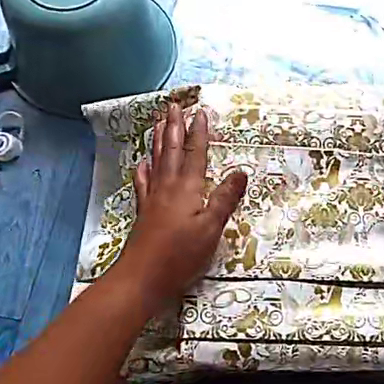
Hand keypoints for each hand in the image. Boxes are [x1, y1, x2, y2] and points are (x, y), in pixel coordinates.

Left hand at [115, 103, 247, 312]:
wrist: (142, 277)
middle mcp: (168, 187)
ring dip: (160, 141)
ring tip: (160, 123)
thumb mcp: (211, 228)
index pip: (195, 154)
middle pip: (172, 151)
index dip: (199, 133)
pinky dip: (144, 169)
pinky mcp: (144, 212)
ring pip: (157, 162)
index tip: (201, 112)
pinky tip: (142, 163)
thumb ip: (225, 198)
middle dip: (175, 127)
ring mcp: (153, 199)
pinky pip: (143, 182)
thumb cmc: (180, 255)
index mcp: (187, 188)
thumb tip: (241, 171)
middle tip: (174, 106)